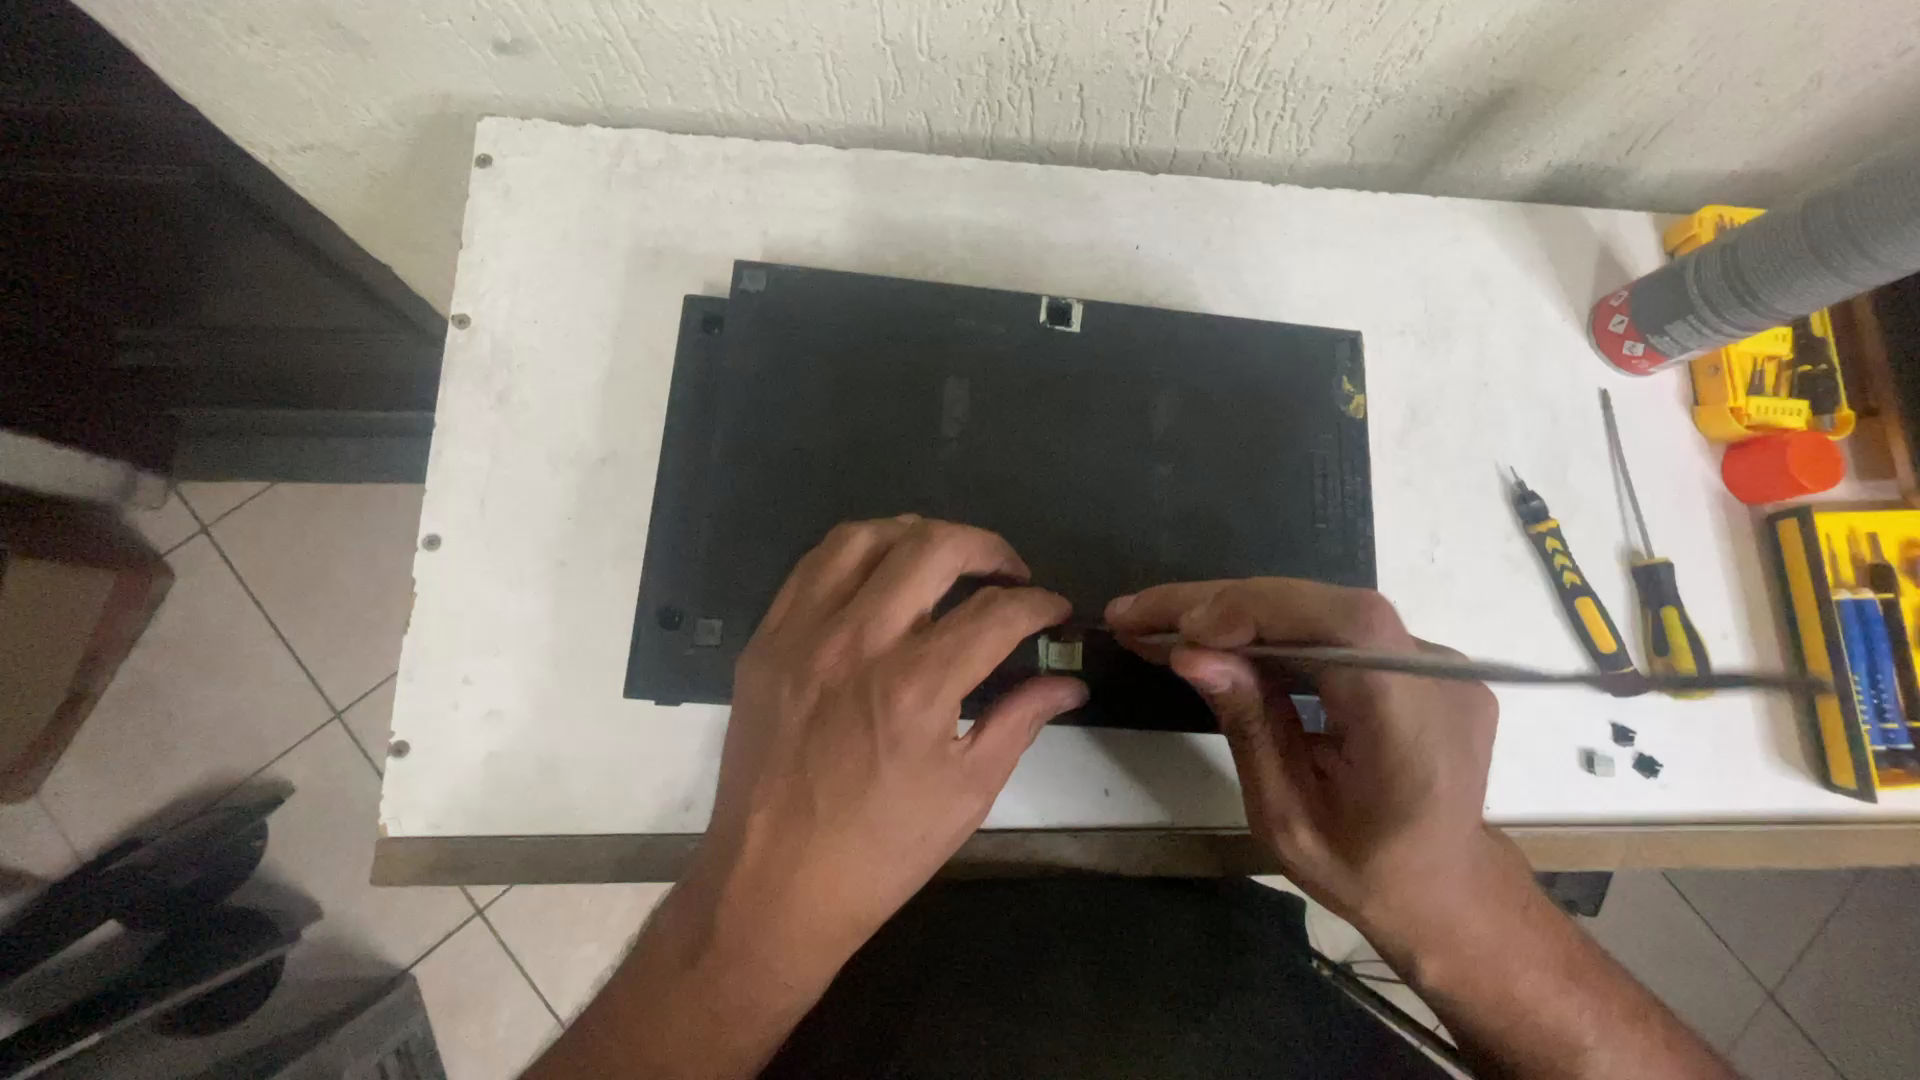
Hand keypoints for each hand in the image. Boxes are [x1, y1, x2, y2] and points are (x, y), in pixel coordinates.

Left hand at [694, 516, 1086, 962]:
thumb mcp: (967, 793)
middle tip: (1009, 573)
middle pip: (933, 548)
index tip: (1054, 610)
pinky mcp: (766, 640)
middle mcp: (858, 643)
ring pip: (866, 538)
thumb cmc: (880, 850)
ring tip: (946, 559)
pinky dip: (858, 552)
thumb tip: (1069, 681)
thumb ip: (1020, 719)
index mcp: (917, 688)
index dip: (1039, 604)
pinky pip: (814, 565)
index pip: (997, 612)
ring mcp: (803, 635)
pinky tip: (881, 573)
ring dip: (919, 535)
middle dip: (989, 548)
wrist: (772, 885)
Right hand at [1105, 579, 1505, 937]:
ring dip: (1228, 610)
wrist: (1443, 885)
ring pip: (1315, 607)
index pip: (1348, 629)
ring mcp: (1427, 661)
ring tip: (1152, 621)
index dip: (1264, 611)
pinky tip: (1206, 633)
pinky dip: (1258, 624)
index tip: (1187, 631)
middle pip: (1321, 606)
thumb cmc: (1364, 871)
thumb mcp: (1286, 819)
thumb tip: (1190, 655)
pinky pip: (1323, 624)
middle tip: (1134, 614)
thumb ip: (1248, 728)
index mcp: (1414, 732)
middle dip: (1219, 605)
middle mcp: (1434, 678)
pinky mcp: (1406, 656)